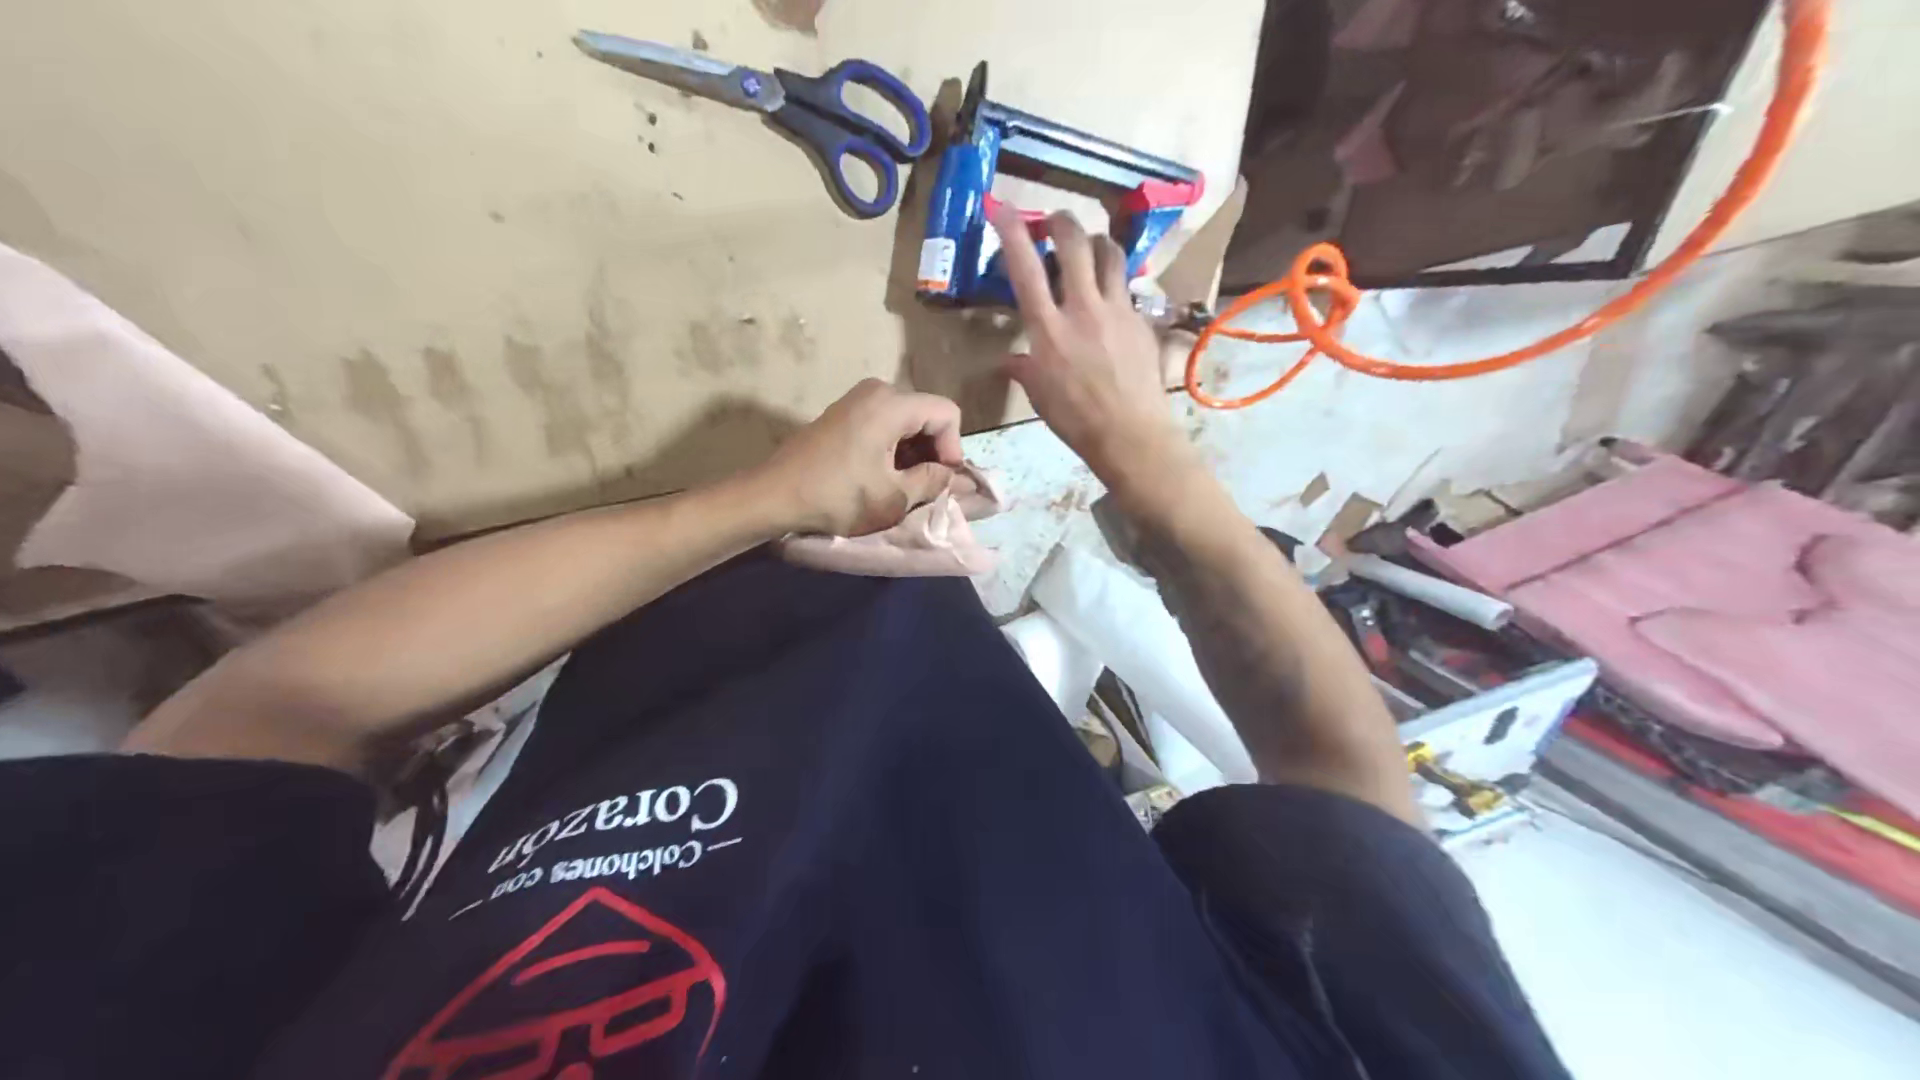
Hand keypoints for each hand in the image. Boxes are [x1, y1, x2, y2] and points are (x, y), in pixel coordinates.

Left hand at [753, 379, 962, 536]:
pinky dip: (893, 449)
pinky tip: (882, 477)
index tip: (941, 482)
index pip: (947, 414)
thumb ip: (933, 482)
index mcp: (892, 403)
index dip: (953, 449)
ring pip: (906, 421)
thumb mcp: (894, 497)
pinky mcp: (844, 414)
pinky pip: (884, 424)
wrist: (774, 496)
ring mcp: (857, 400)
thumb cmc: (838, 496)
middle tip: (926, 488)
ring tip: (904, 487)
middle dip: (934, 452)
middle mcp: (877, 391)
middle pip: (927, 414)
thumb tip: (960, 481)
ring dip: (913, 454)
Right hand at [988, 203, 1183, 478]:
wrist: (1129, 433)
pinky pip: (1127, 286)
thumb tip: (1010, 361)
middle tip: (1054, 221)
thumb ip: (1024, 368)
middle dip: (1062, 221)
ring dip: (1095, 242)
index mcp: (1048, 329)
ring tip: (1089, 247)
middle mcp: (1082, 309)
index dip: (1012, 232)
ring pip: (1109, 253)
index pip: (1026, 269)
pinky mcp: (1140, 320)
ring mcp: (1116, 311)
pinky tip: (1111, 294)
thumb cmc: (1075, 419)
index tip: (1001, 207)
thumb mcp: (1039, 394)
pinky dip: (1115, 280)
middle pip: (1075, 243)